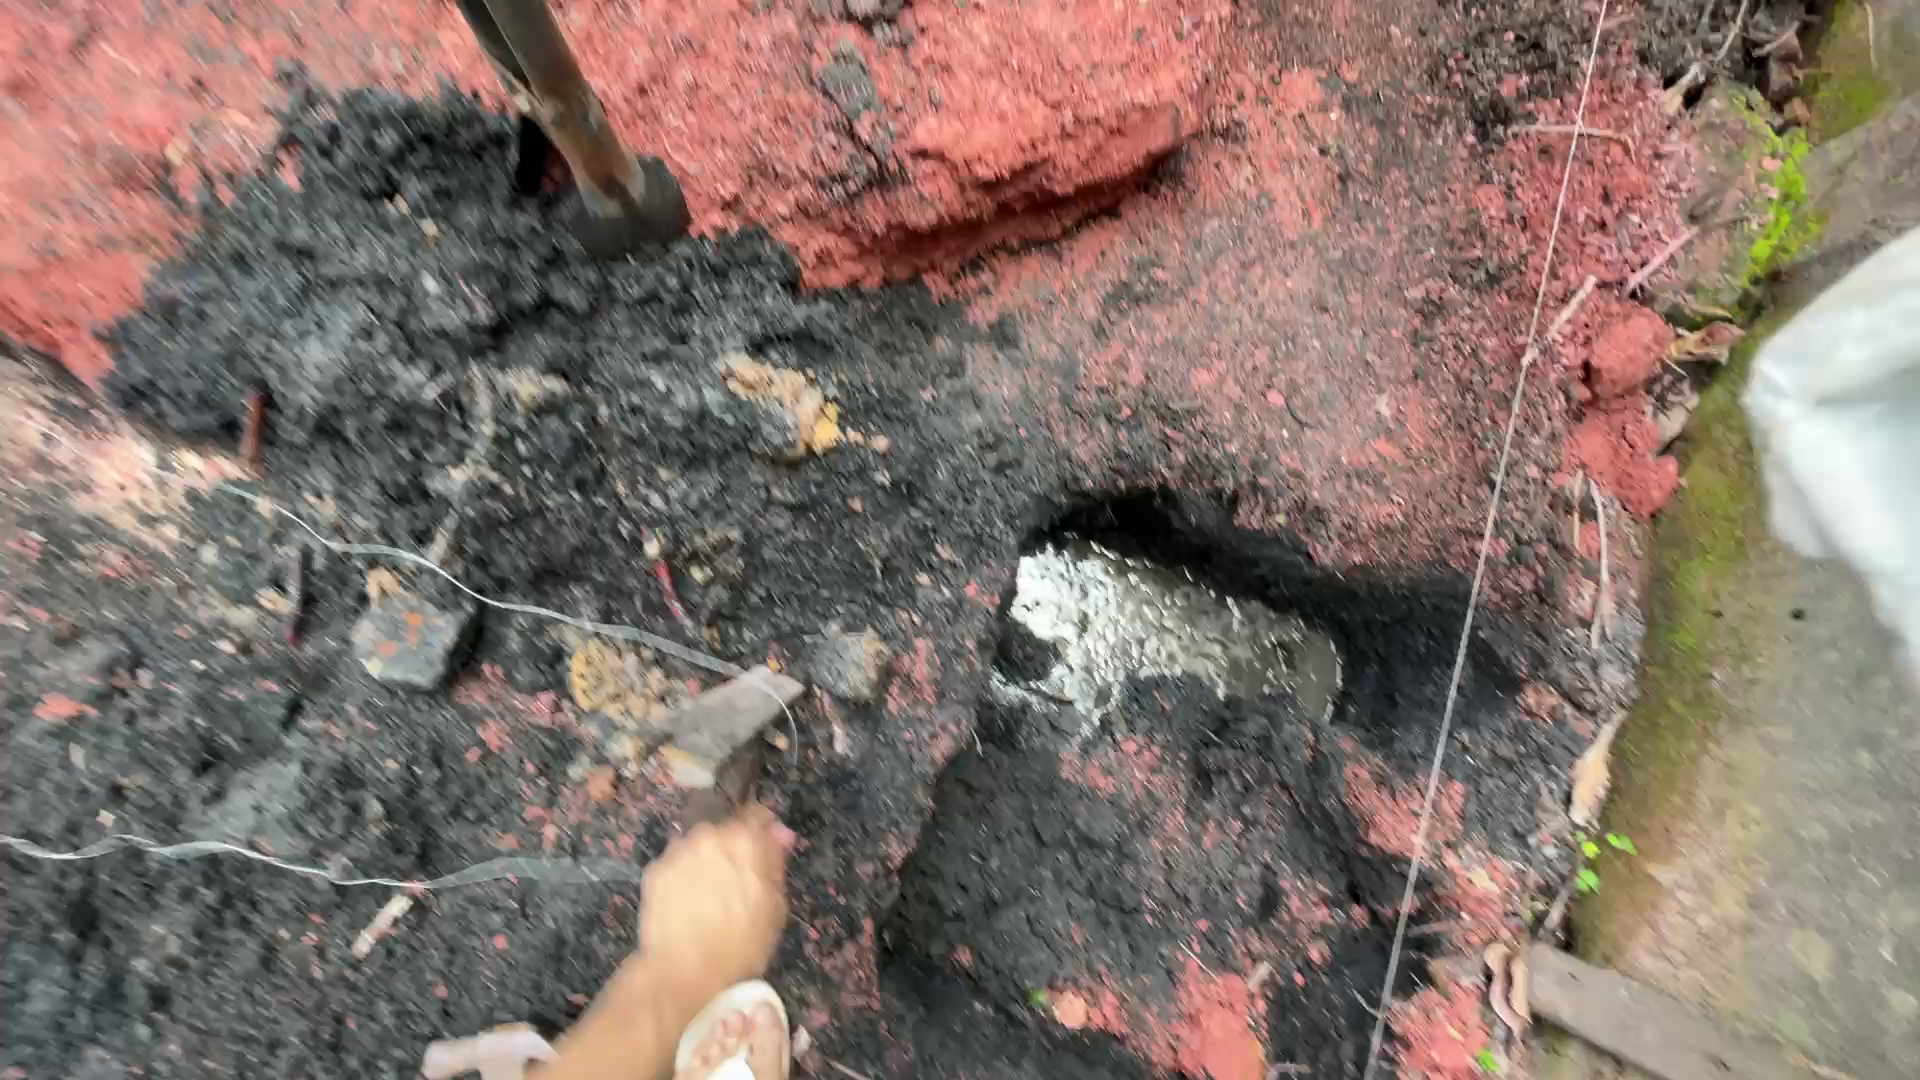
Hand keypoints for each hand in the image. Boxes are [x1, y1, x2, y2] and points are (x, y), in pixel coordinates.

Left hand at [637, 804, 794, 1002]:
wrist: (682, 972)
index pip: (759, 814)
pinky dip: (684, 875)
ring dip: (707, 858)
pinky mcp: (656, 870)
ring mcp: (679, 851)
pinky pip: (677, 864)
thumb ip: (777, 863)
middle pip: (727, 830)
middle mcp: (711, 835)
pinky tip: (687, 901)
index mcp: (746, 839)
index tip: (767, 848)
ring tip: (709, 892)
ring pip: (700, 845)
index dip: (765, 830)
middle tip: (738, 878)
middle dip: (734, 847)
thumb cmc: (740, 943)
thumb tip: (780, 834)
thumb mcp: (775, 906)